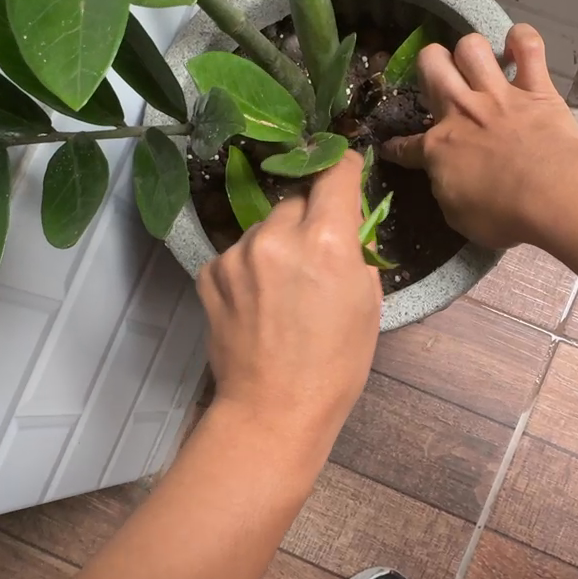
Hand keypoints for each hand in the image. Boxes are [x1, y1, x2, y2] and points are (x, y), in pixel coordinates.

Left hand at [196, 152, 380, 444]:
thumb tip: (345, 227)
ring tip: (282, 290)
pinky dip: (249, 267)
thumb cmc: (335, 366)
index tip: (345, 171)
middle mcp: (277, 236)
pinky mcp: (209, 273)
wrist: (273, 410)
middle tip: (315, 256)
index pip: (334, 173)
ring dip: (277, 244)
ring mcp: (236, 254)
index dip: (344, 168)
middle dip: (309, 219)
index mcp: (326, 241)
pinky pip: (237, 253)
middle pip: (296, 200)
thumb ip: (356, 252)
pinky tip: (256, 302)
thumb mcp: (368, 304)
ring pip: (264, 227)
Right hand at [380, 24, 577, 247]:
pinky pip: (529, 47)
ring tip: (479, 65)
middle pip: (431, 64)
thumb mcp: (458, 216)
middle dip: (429, 66)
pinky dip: (522, 41)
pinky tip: (519, 45)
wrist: (550, 195)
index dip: (397, 147)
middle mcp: (462, 111)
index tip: (393, 148)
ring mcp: (499, 95)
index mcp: (438, 148)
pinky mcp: (537, 89)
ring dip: (470, 51)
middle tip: (440, 82)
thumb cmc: (501, 215)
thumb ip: (447, 190)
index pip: (408, 145)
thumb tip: (447, 178)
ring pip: (471, 46)